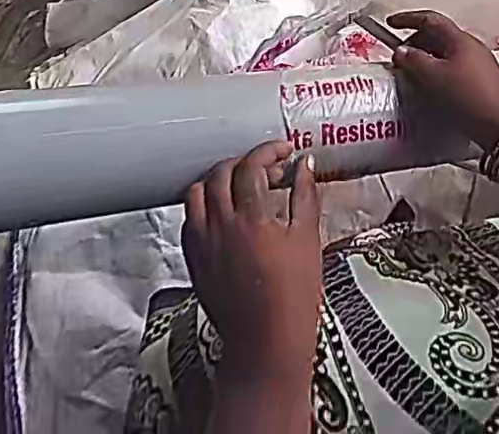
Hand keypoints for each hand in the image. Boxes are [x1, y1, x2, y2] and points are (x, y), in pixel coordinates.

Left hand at [183, 140, 322, 387]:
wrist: (267, 347)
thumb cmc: (293, 299)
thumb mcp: (308, 241)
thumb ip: (305, 196)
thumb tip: (304, 166)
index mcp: (251, 218)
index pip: (252, 166)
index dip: (268, 152)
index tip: (283, 152)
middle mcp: (220, 224)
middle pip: (222, 172)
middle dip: (244, 162)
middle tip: (265, 168)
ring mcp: (202, 241)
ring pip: (199, 191)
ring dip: (219, 179)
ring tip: (240, 185)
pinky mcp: (193, 259)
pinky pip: (190, 218)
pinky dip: (204, 205)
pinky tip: (222, 211)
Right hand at [388, 11, 498, 147]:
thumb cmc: (467, 96)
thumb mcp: (434, 77)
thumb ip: (413, 61)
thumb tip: (400, 51)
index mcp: (459, 40)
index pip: (430, 19)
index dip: (408, 19)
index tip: (390, 23)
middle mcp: (470, 46)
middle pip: (437, 35)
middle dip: (414, 42)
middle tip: (399, 57)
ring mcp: (478, 63)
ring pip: (444, 52)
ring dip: (424, 58)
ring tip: (411, 73)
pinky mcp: (480, 80)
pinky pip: (452, 66)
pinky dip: (436, 69)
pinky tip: (430, 85)